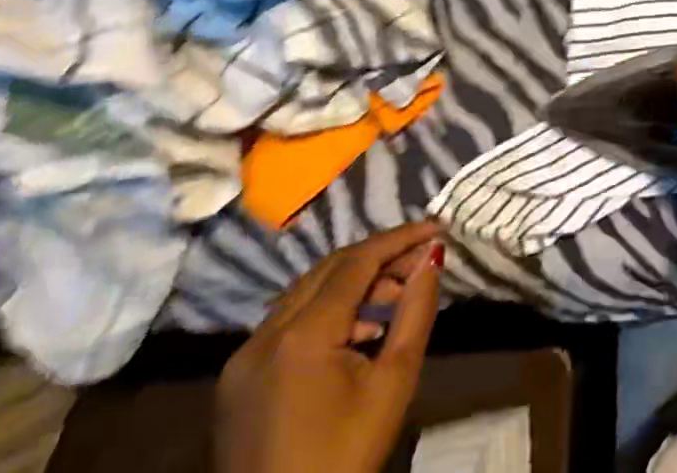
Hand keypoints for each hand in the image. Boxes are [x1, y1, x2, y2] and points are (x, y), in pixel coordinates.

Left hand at [215, 222, 444, 472]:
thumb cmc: (347, 450)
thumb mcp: (396, 378)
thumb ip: (415, 309)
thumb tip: (432, 257)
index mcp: (302, 335)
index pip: (356, 262)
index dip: (400, 238)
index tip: (438, 227)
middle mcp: (263, 336)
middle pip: (327, 270)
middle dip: (379, 256)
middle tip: (423, 258)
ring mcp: (243, 359)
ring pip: (305, 293)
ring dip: (354, 282)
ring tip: (398, 295)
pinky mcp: (237, 380)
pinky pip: (288, 323)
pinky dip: (329, 310)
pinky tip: (360, 329)